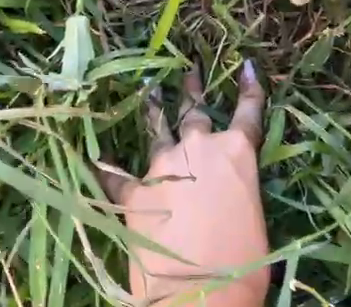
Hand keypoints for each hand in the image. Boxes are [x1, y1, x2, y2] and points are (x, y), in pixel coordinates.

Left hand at [98, 62, 269, 306]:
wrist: (198, 297)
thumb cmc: (242, 264)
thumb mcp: (254, 217)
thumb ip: (239, 189)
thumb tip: (228, 190)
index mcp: (237, 153)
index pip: (248, 110)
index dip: (249, 87)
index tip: (245, 67)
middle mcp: (199, 148)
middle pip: (195, 110)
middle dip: (193, 88)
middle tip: (190, 69)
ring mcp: (163, 167)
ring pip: (157, 128)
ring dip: (154, 109)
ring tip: (150, 92)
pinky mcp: (134, 194)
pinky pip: (115, 176)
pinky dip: (106, 168)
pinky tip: (96, 158)